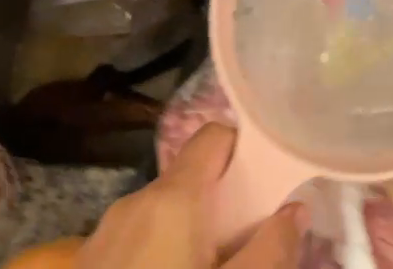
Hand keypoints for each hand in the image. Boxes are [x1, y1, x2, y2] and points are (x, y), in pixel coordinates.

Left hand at [76, 125, 301, 267]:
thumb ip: (272, 250)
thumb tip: (294, 209)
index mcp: (169, 200)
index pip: (213, 137)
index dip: (245, 151)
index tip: (270, 183)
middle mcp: (130, 207)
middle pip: (190, 183)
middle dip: (224, 208)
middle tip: (250, 248)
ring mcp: (97, 244)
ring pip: (161, 221)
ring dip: (191, 241)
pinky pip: (133, 250)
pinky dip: (159, 263)